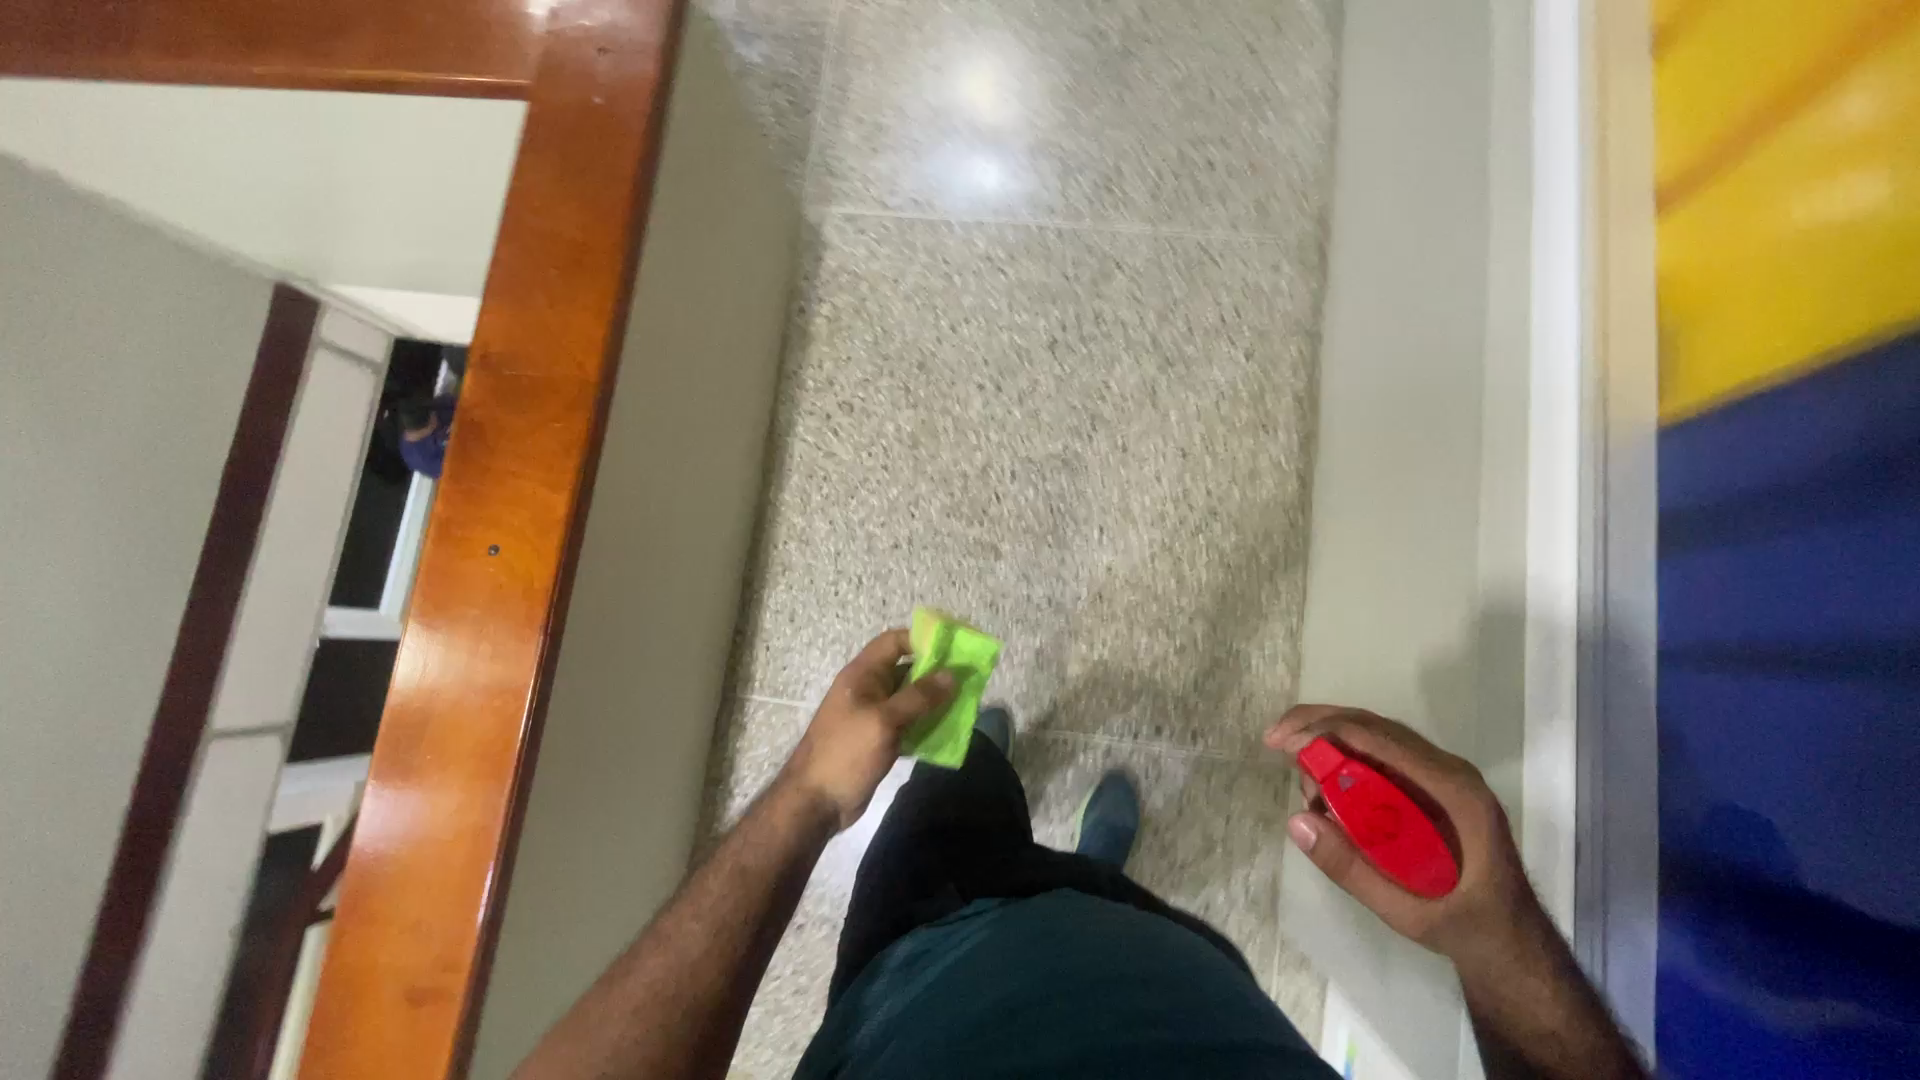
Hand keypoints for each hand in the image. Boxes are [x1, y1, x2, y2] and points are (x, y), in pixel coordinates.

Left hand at [778, 629, 955, 830]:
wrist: (816, 802)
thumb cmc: (846, 752)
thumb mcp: (884, 721)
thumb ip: (918, 697)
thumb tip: (951, 674)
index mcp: (862, 675)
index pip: (893, 642)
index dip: (921, 640)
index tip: (952, 649)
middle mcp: (868, 690)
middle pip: (906, 670)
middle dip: (936, 674)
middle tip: (968, 680)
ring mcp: (873, 716)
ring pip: (910, 699)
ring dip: (934, 702)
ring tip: (965, 705)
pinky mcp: (879, 739)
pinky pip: (908, 724)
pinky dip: (926, 725)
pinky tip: (948, 732)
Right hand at [1265, 705, 1544, 968]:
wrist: (1514, 948)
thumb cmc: (1467, 929)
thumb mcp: (1407, 911)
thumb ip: (1352, 869)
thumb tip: (1296, 819)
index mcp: (1453, 791)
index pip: (1378, 737)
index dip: (1323, 730)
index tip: (1280, 743)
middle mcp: (1450, 771)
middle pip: (1374, 726)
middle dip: (1318, 725)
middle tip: (1274, 741)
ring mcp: (1443, 777)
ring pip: (1377, 736)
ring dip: (1330, 743)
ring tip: (1303, 781)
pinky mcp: (1433, 787)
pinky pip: (1384, 756)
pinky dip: (1346, 760)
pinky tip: (1325, 786)